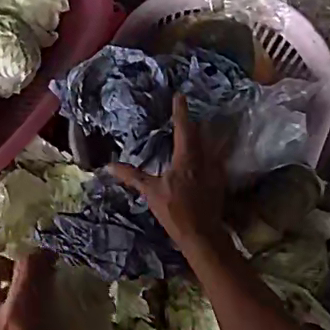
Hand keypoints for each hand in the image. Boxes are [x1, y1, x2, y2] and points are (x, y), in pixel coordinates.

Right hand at [108, 94, 228, 254]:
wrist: (202, 234)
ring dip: (207, 133)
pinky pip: (218, 158)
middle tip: (188, 111)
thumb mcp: (151, 193)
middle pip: (202, 132)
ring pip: (213, 143)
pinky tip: (209, 153)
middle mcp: (204, 158)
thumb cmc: (175, 212)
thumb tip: (109, 166)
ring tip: (202, 125)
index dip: (181, 111)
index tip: (179, 95)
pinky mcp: (221, 181)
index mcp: (186, 158)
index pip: (184, 127)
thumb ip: (132, 176)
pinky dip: (213, 150)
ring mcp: (216, 169)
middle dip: (195, 120)